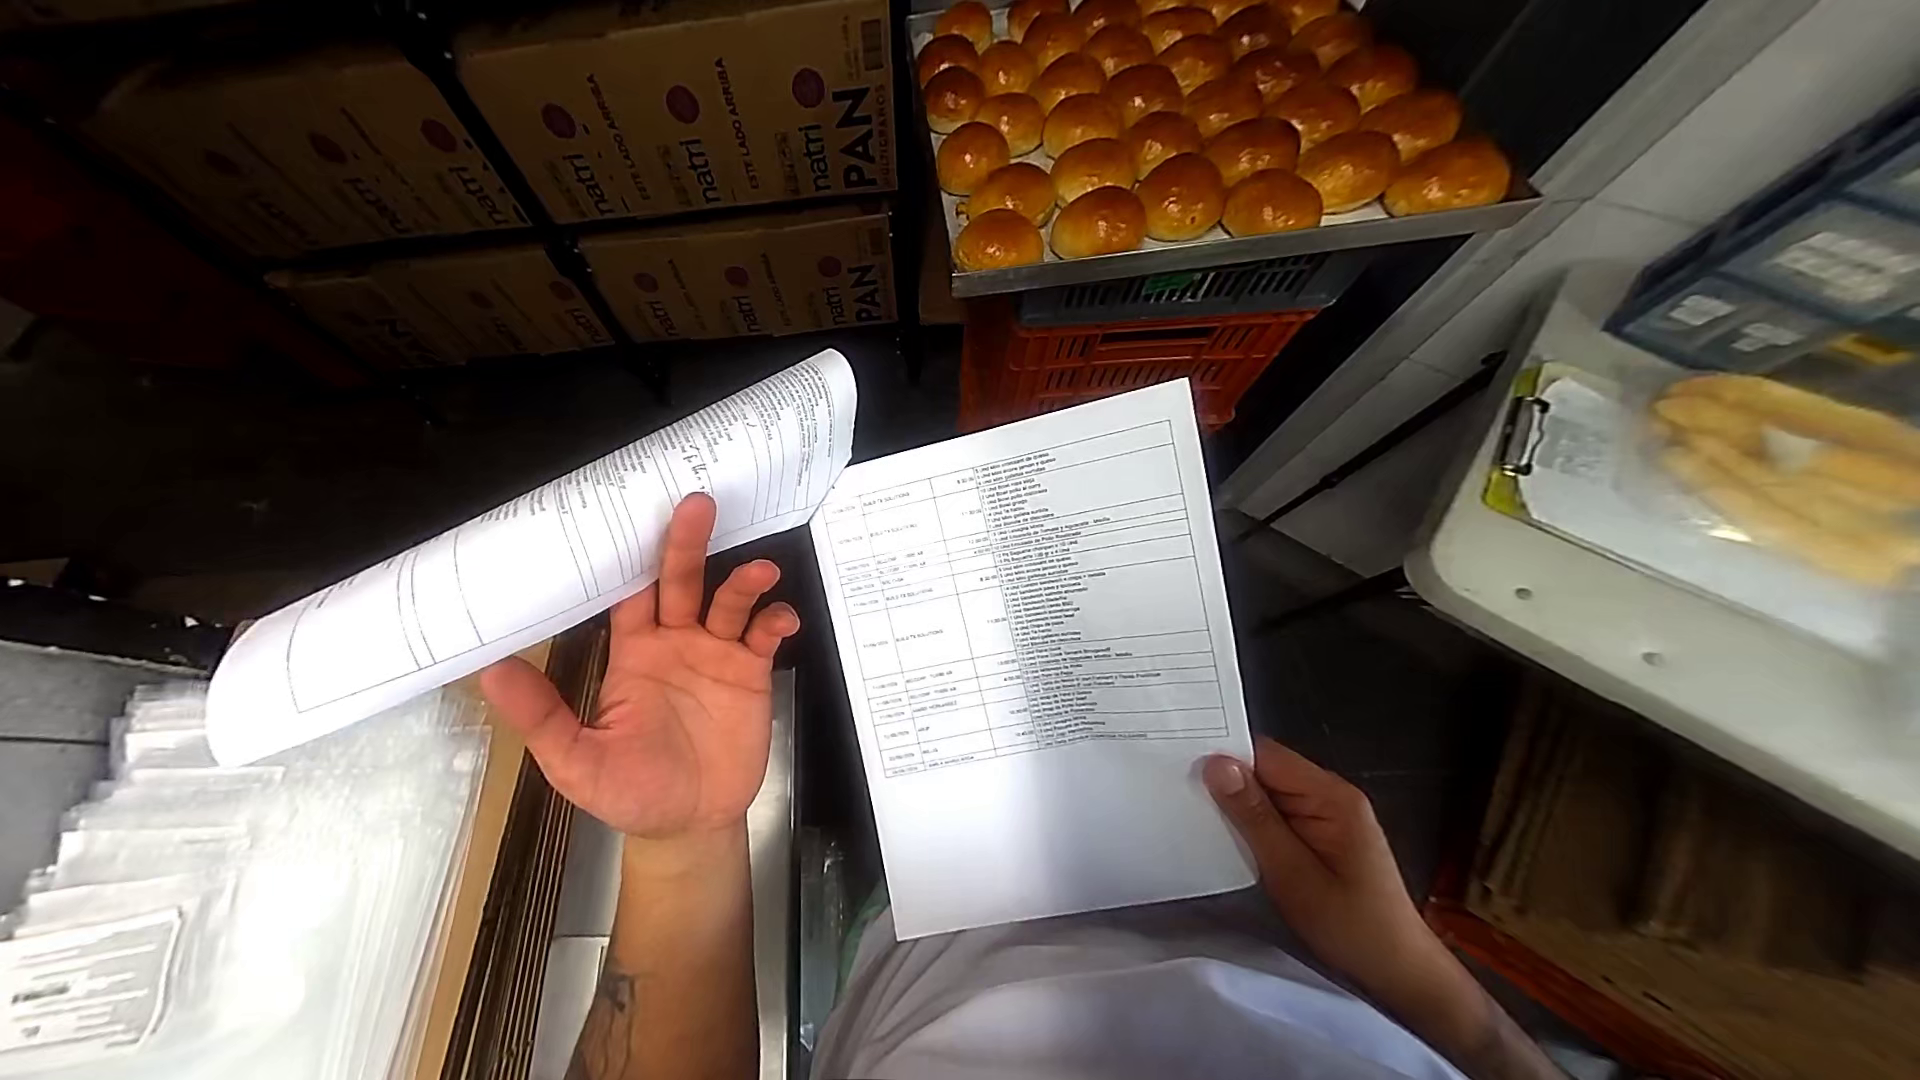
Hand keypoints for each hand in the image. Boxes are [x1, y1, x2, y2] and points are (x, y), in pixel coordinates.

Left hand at [478, 493, 800, 838]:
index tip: (635, 518)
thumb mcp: (576, 760)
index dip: (633, 559)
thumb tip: (491, 668)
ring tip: (761, 572)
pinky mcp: (751, 672)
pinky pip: (763, 637)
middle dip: (689, 545)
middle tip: (698, 505)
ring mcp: (717, 655)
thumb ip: (542, 715)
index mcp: (633, 654)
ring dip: (745, 584)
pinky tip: (781, 621)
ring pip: (730, 604)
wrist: (691, 821)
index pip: (631, 594)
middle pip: (683, 582)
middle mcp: (676, 643)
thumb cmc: (630, 791)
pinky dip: (775, 622)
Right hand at [1203, 737, 1445, 995]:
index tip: (1179, 760)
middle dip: (1226, 778)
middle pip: (1265, 768)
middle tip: (1176, 785)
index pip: (1266, 754)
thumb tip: (1215, 763)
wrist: (1402, 977)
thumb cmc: (1350, 926)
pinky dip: (1250, 819)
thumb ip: (1254, 816)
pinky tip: (1225, 831)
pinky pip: (1275, 811)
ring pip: (1266, 790)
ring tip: (1191, 806)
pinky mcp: (1318, 832)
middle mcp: (1329, 794)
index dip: (1224, 754)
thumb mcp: (1293, 873)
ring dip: (1236, 801)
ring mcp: (1325, 813)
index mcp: (1330, 795)